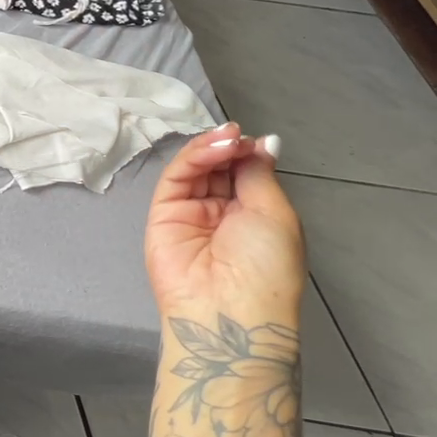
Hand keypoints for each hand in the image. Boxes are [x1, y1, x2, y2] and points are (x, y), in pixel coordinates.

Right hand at [144, 123, 305, 316]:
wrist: (225, 302)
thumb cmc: (265, 264)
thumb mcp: (275, 215)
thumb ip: (258, 176)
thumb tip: (261, 142)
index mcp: (256, 214)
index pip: (247, 175)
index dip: (248, 154)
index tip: (253, 139)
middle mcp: (222, 210)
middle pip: (220, 169)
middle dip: (228, 148)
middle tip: (236, 135)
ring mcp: (190, 210)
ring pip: (196, 169)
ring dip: (210, 149)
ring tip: (225, 137)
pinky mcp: (161, 211)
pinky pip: (175, 179)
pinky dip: (191, 159)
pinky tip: (211, 148)